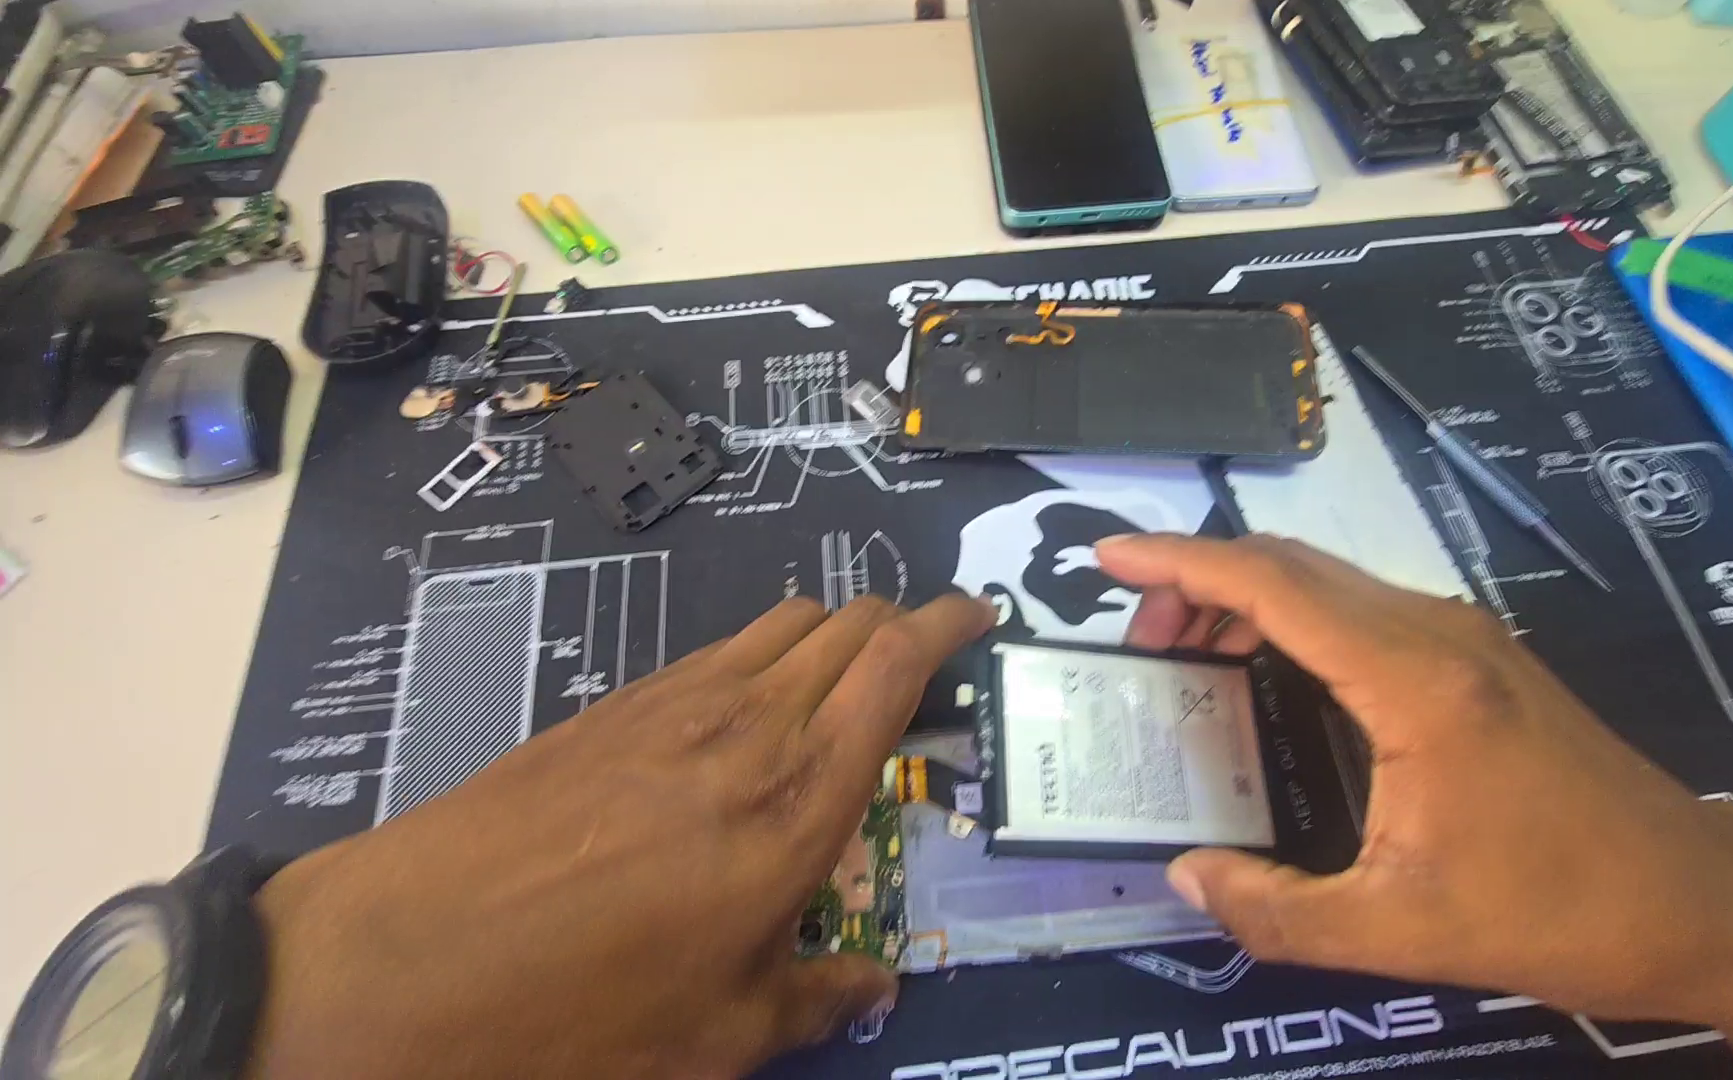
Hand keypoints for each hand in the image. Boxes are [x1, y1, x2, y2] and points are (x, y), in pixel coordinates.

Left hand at [243, 592, 995, 1079]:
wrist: (389, 972)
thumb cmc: (577, 1018)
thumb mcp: (719, 1037)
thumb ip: (817, 998)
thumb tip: (879, 989)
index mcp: (802, 801)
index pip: (897, 664)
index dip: (948, 622)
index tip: (978, 614)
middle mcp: (757, 724)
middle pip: (854, 622)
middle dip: (902, 624)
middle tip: (919, 664)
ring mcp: (687, 697)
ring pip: (795, 619)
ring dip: (838, 632)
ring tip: (842, 681)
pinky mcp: (629, 696)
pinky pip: (731, 642)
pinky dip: (772, 650)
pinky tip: (754, 705)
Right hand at [1099, 534, 1732, 1074]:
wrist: (1703, 901)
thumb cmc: (1559, 908)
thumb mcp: (1407, 930)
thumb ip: (1281, 913)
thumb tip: (1185, 877)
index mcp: (1411, 678)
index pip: (1270, 585)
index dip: (1179, 564)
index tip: (1108, 556)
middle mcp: (1428, 628)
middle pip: (1283, 564)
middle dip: (1192, 581)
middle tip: (1136, 636)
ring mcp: (1449, 630)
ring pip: (1314, 575)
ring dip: (1233, 594)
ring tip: (1181, 648)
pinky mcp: (1458, 647)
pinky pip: (1344, 600)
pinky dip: (1277, 611)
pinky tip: (1255, 660)